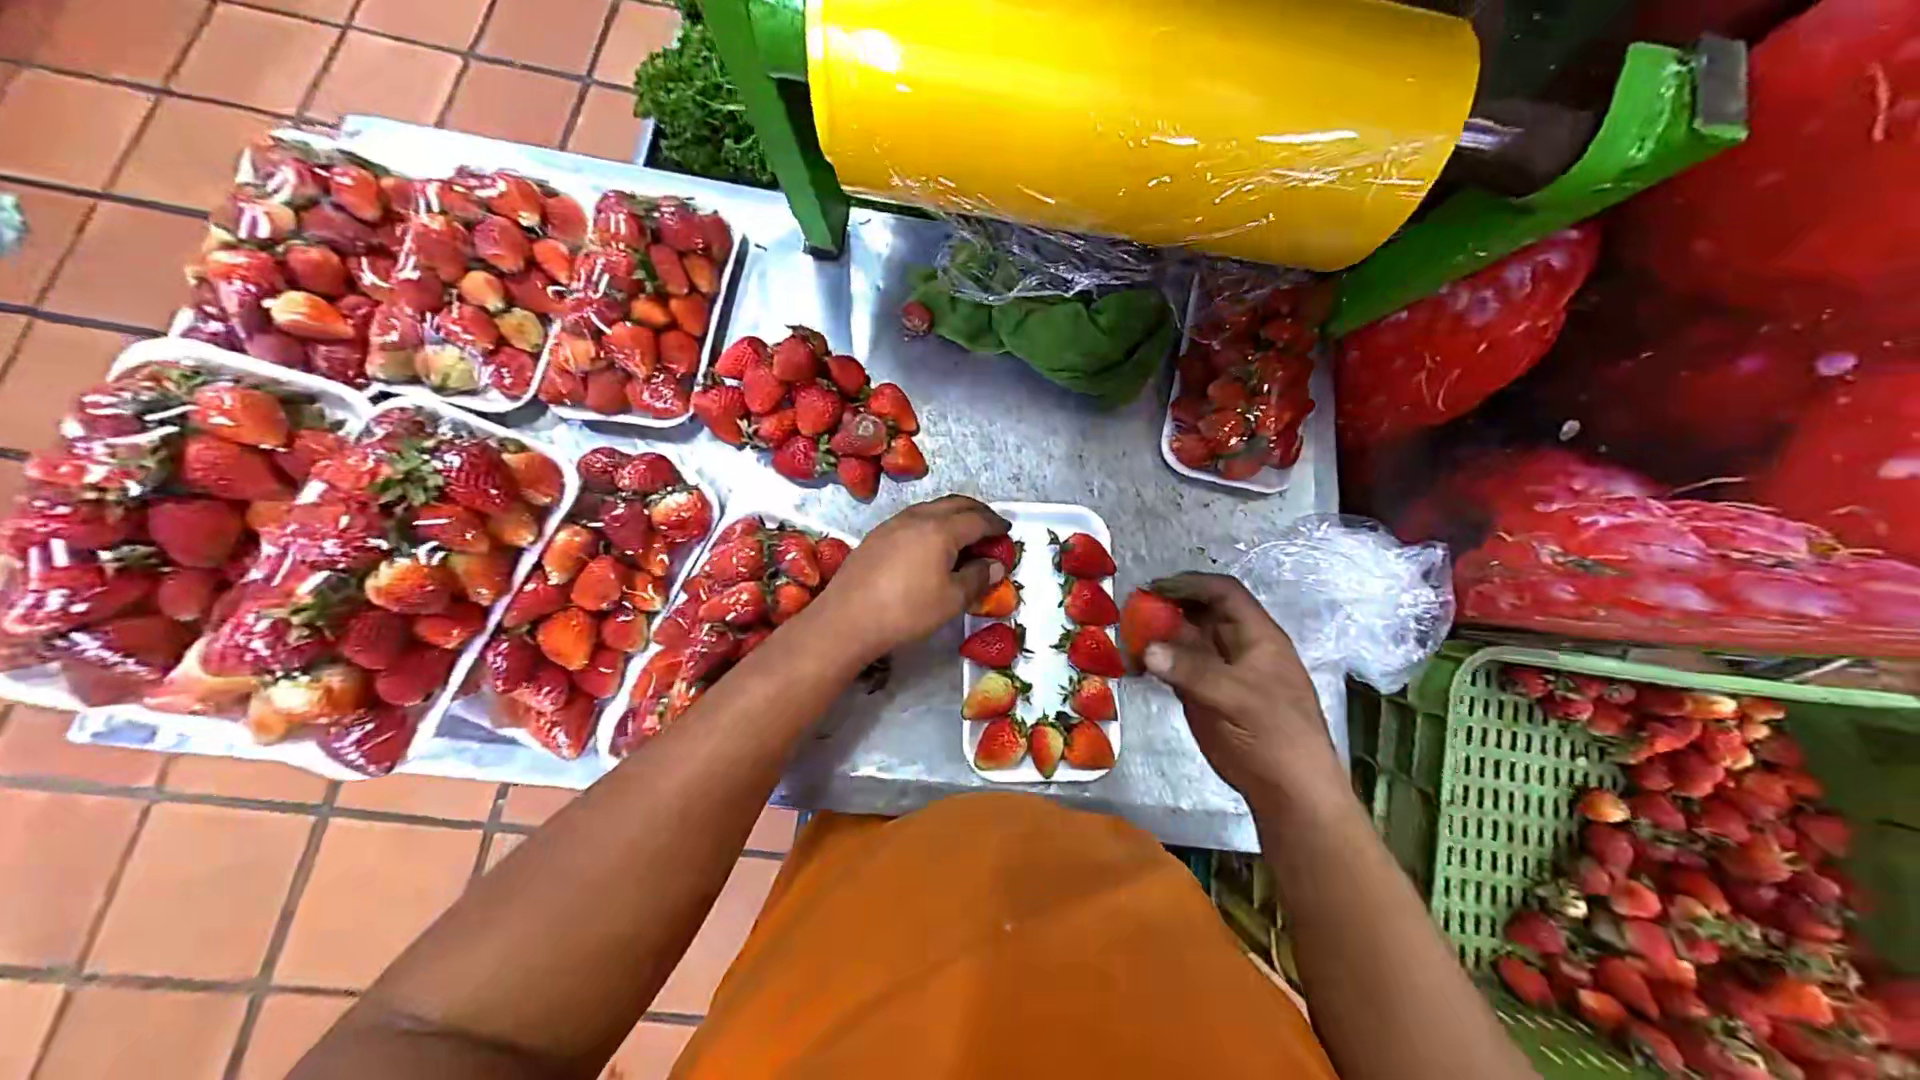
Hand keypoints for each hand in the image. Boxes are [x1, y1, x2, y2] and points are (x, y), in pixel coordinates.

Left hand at [806, 495, 1008, 662]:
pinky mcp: (876, 536)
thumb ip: (977, 578)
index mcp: (941, 529)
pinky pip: (912, 519)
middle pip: (954, 504)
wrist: (847, 619)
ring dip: (952, 515)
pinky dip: (931, 523)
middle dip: (976, 511)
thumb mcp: (951, 600)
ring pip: (931, 509)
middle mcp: (917, 518)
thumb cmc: (906, 611)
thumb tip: (994, 565)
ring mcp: (892, 524)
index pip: (977, 519)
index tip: (1006, 530)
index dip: (995, 524)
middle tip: (990, 525)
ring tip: (962, 533)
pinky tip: (930, 544)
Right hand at [1142, 573, 1349, 817]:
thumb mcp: (1236, 698)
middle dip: (1167, 607)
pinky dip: (1155, 662)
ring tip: (1126, 637)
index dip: (1191, 584)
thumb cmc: (1274, 735)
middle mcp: (1236, 646)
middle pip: (1199, 612)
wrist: (1287, 790)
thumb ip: (1192, 671)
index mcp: (1257, 636)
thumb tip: (1147, 649)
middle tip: (1130, 611)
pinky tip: (1134, 665)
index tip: (1155, 588)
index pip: (1223, 593)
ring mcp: (1218, 671)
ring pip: (1184, 640)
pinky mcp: (1203, 694)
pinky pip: (1175, 668)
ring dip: (1156, 635)